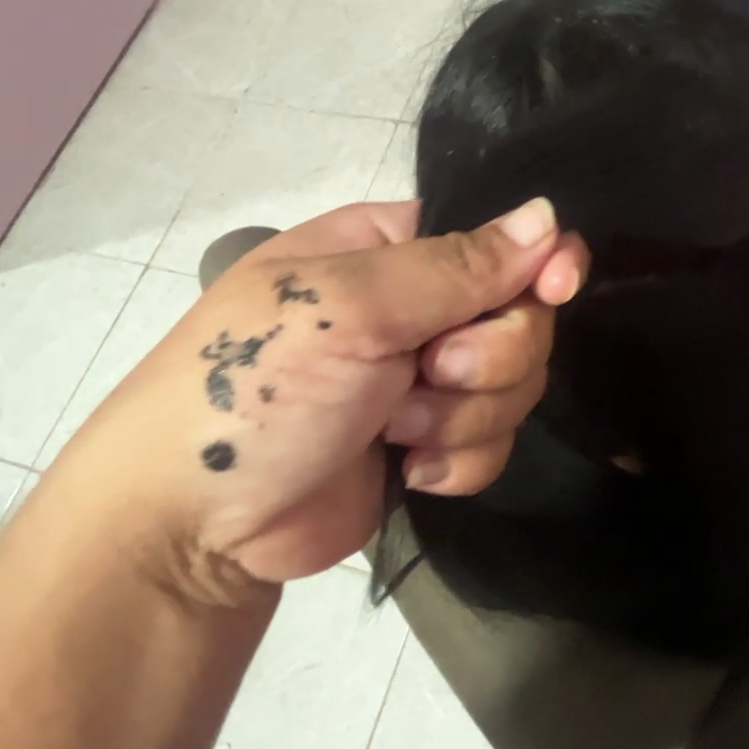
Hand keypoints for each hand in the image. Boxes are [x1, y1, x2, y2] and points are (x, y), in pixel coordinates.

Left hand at [45, 198, 587, 603]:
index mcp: (391, 250)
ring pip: (516, 382)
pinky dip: (459, 459)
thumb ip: (459, 265)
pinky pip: (497, 441)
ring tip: (395, 429)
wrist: (191, 532)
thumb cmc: (255, 388)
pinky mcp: (433, 443)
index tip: (557, 287)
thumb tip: (550, 216)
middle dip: (485, 356)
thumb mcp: (352, 309)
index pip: (499, 238)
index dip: (538, 260)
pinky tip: (408, 469)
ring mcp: (427, 379)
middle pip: (521, 315)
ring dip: (464, 414)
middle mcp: (419, 308)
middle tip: (424, 374)